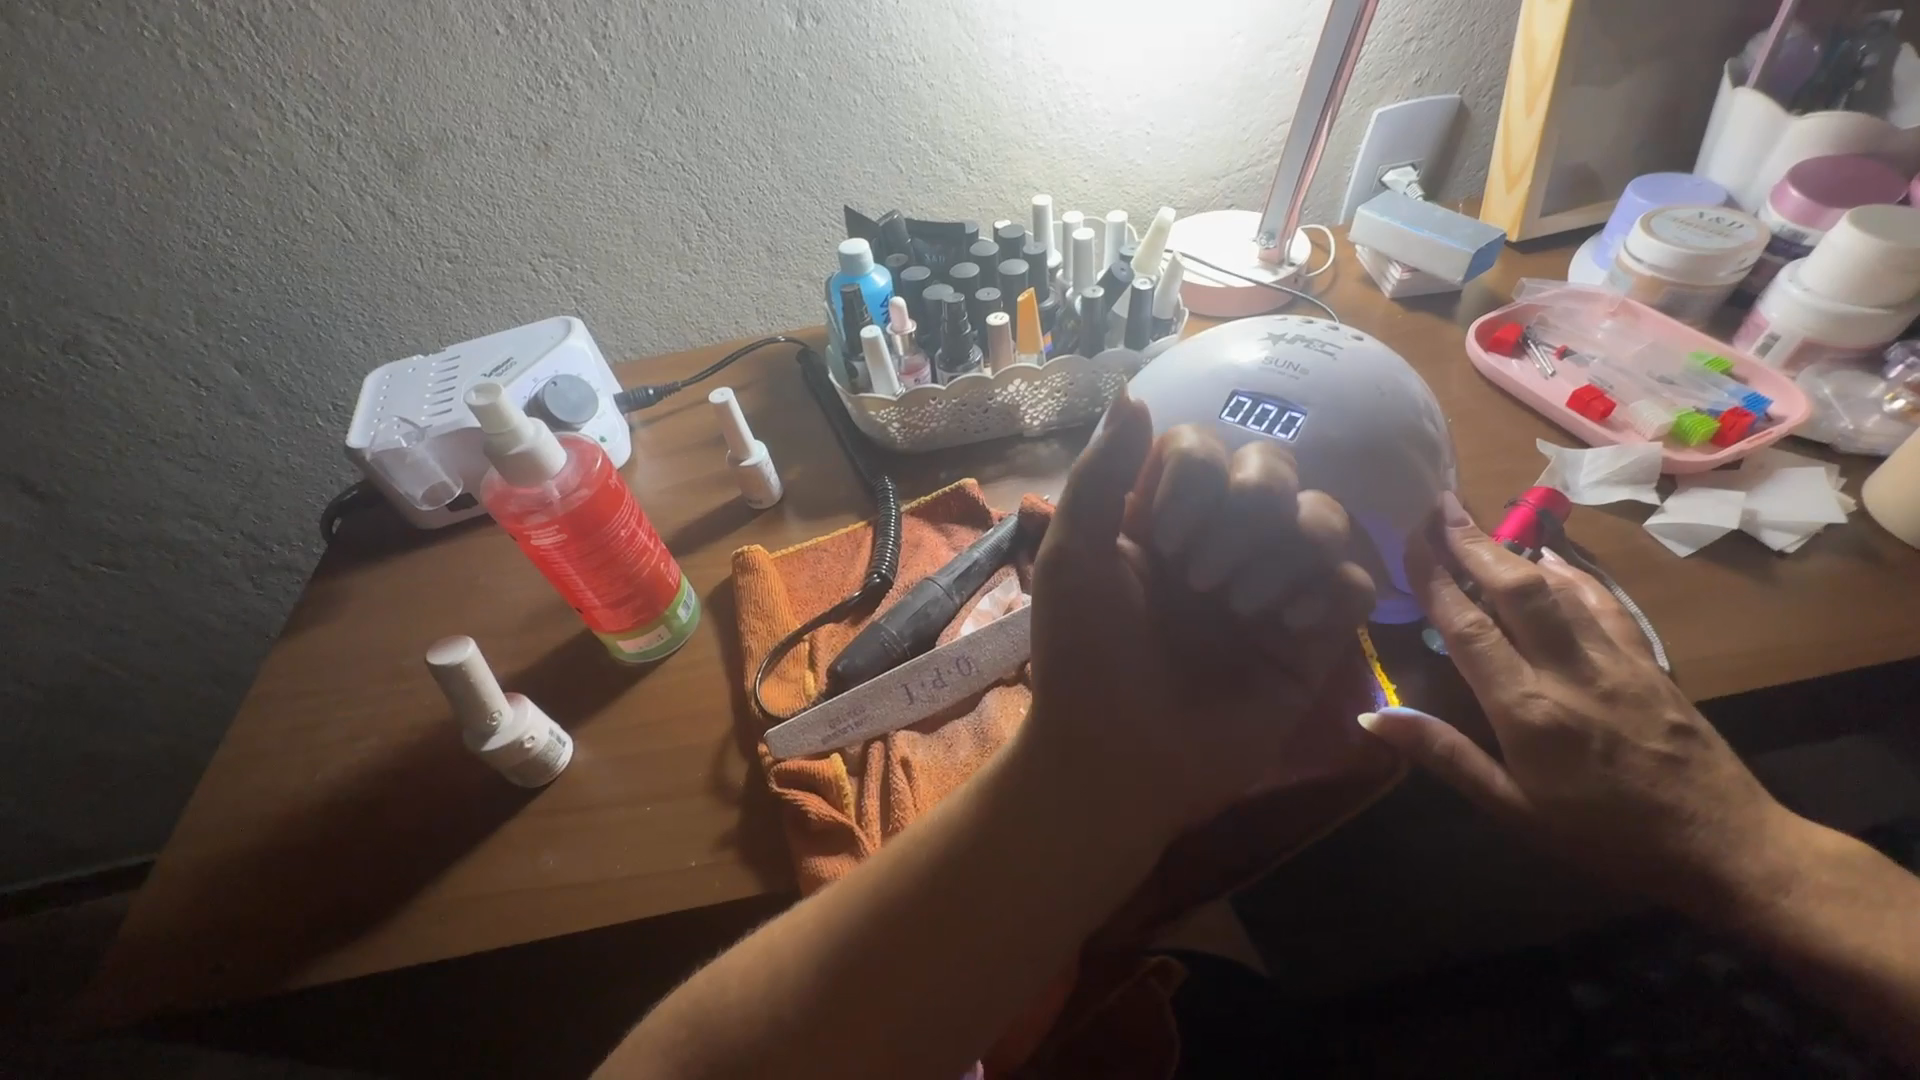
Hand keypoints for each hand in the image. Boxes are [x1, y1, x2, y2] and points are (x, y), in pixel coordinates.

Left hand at [1023, 393, 1374, 838]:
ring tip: (1244, 608)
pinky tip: (1289, 626)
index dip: (1197, 474)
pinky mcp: (1308, 634)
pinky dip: (1330, 589)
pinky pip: (1354, 577)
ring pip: (1322, 512)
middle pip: (1271, 467)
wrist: (1119, 756)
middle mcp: (1218, 538)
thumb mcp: (1073, 558)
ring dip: (1283, 550)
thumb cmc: (1084, 655)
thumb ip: (1101, 473)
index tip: (1163, 536)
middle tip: (1200, 580)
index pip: (1204, 444)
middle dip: (1242, 515)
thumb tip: (1136, 391)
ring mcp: (1267, 583)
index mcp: (1161, 515)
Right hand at [1359, 492, 1794, 913]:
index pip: (1468, 627)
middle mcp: (1570, 671)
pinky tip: (1550, 561)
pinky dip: (1570, 574)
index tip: (1410, 539)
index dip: (1434, 578)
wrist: (1727, 850)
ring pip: (1559, 588)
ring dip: (1513, 550)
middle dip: (1473, 542)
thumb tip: (1372, 713)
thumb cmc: (1603, 835)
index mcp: (1527, 709)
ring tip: (1479, 523)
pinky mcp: (1649, 662)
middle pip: (1516, 589)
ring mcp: (1616, 661)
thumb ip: (1443, 754)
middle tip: (1439, 504)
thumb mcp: (1511, 809)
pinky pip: (1602, 604)